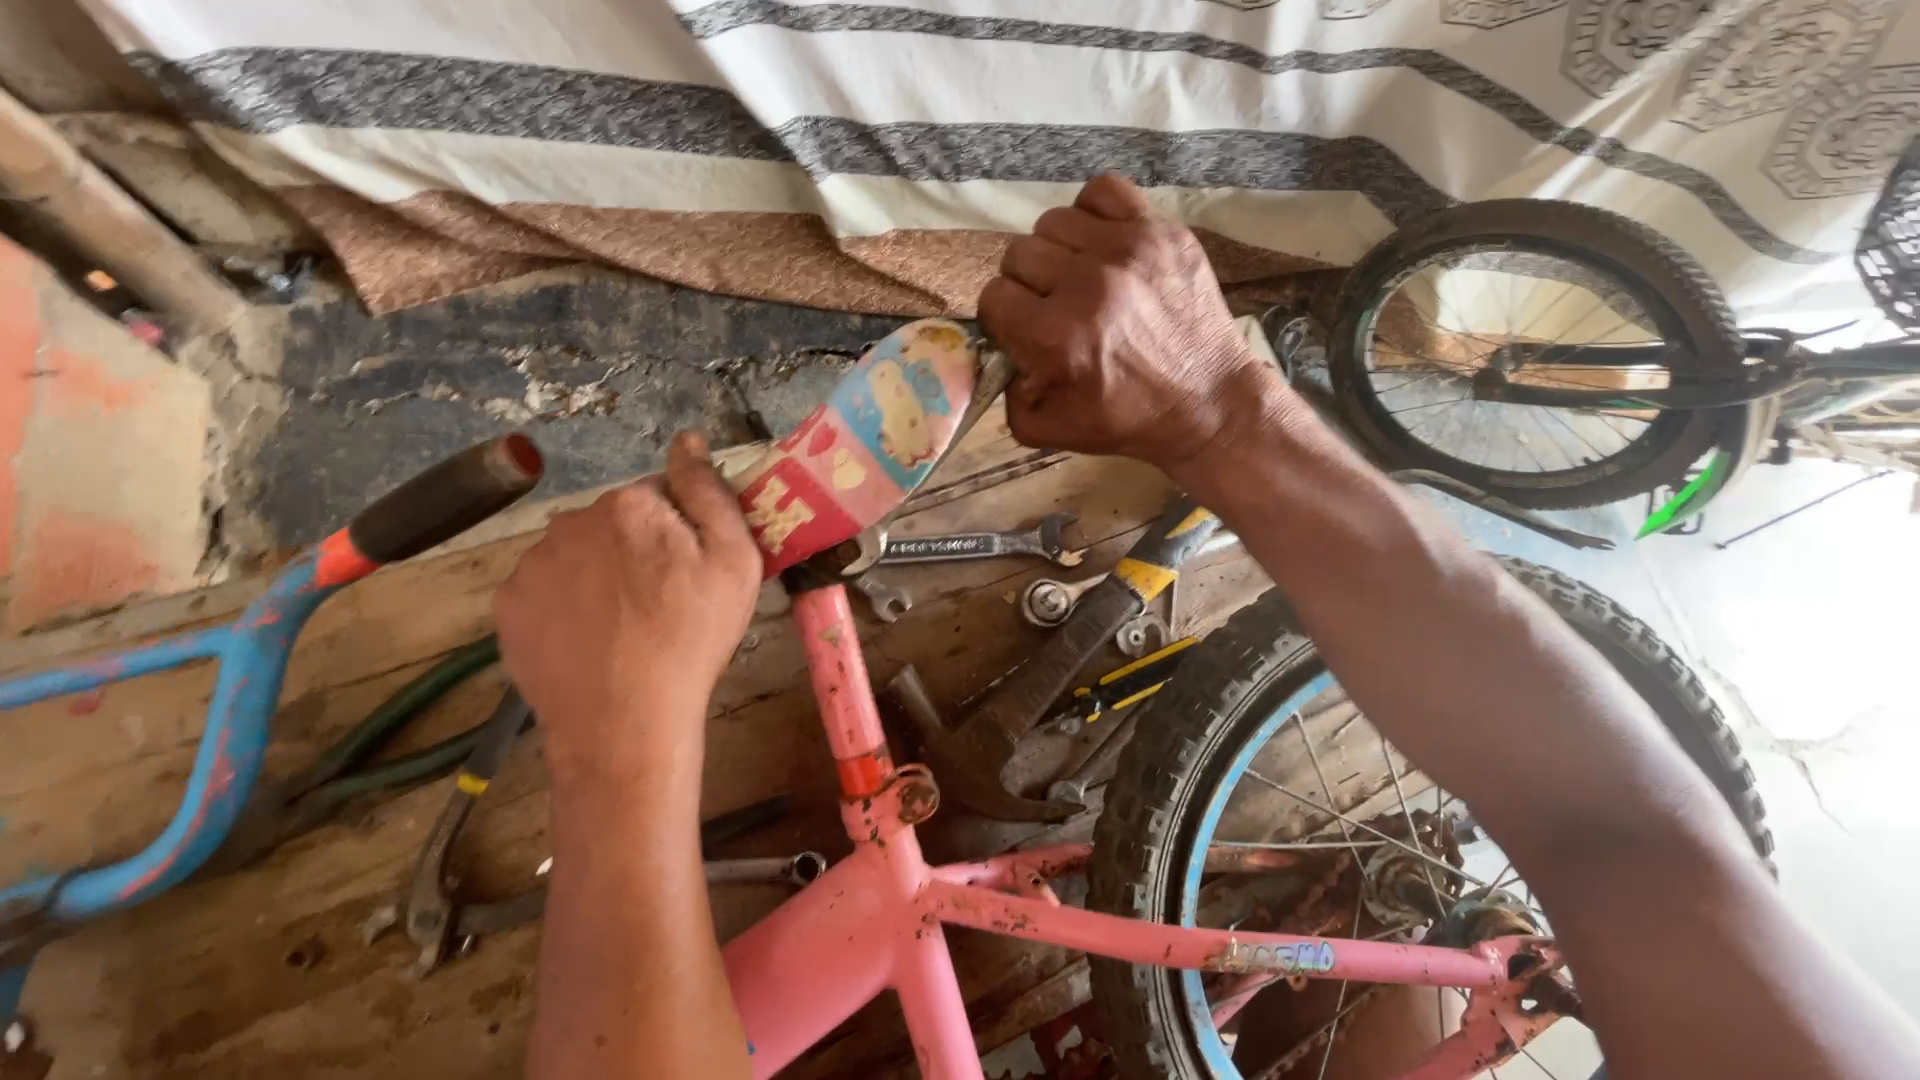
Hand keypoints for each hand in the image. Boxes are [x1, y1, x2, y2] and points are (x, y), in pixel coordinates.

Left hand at [494, 432, 761, 778]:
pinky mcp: (508, 605)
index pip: (659, 496)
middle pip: (614, 522)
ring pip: (576, 553)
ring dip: (597, 574)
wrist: (625, 720)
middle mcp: (571, 520)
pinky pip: (544, 589)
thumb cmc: (692, 638)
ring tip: (621, 627)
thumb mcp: (733, 562)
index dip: (680, 532)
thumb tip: (688, 439)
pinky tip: (588, 639)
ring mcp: (532, 564)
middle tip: (660, 603)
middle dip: (636, 549)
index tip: (689, 572)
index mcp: (630, 505)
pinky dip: (565, 604)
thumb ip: (710, 492)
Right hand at [978, 174, 1288, 471]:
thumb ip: (1007, 398)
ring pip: (1053, 222)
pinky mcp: (1160, 232)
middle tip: (1050, 307)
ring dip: (1056, 252)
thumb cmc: (1128, 420)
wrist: (1208, 403)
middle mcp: (1087, 284)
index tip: (1020, 328)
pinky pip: (1103, 190)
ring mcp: (1126, 250)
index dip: (1002, 317)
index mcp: (1056, 335)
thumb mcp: (1052, 430)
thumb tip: (997, 356)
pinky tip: (1100, 245)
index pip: (994, 297)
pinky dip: (1092, 213)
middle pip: (1018, 255)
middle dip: (1026, 286)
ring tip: (1077, 277)